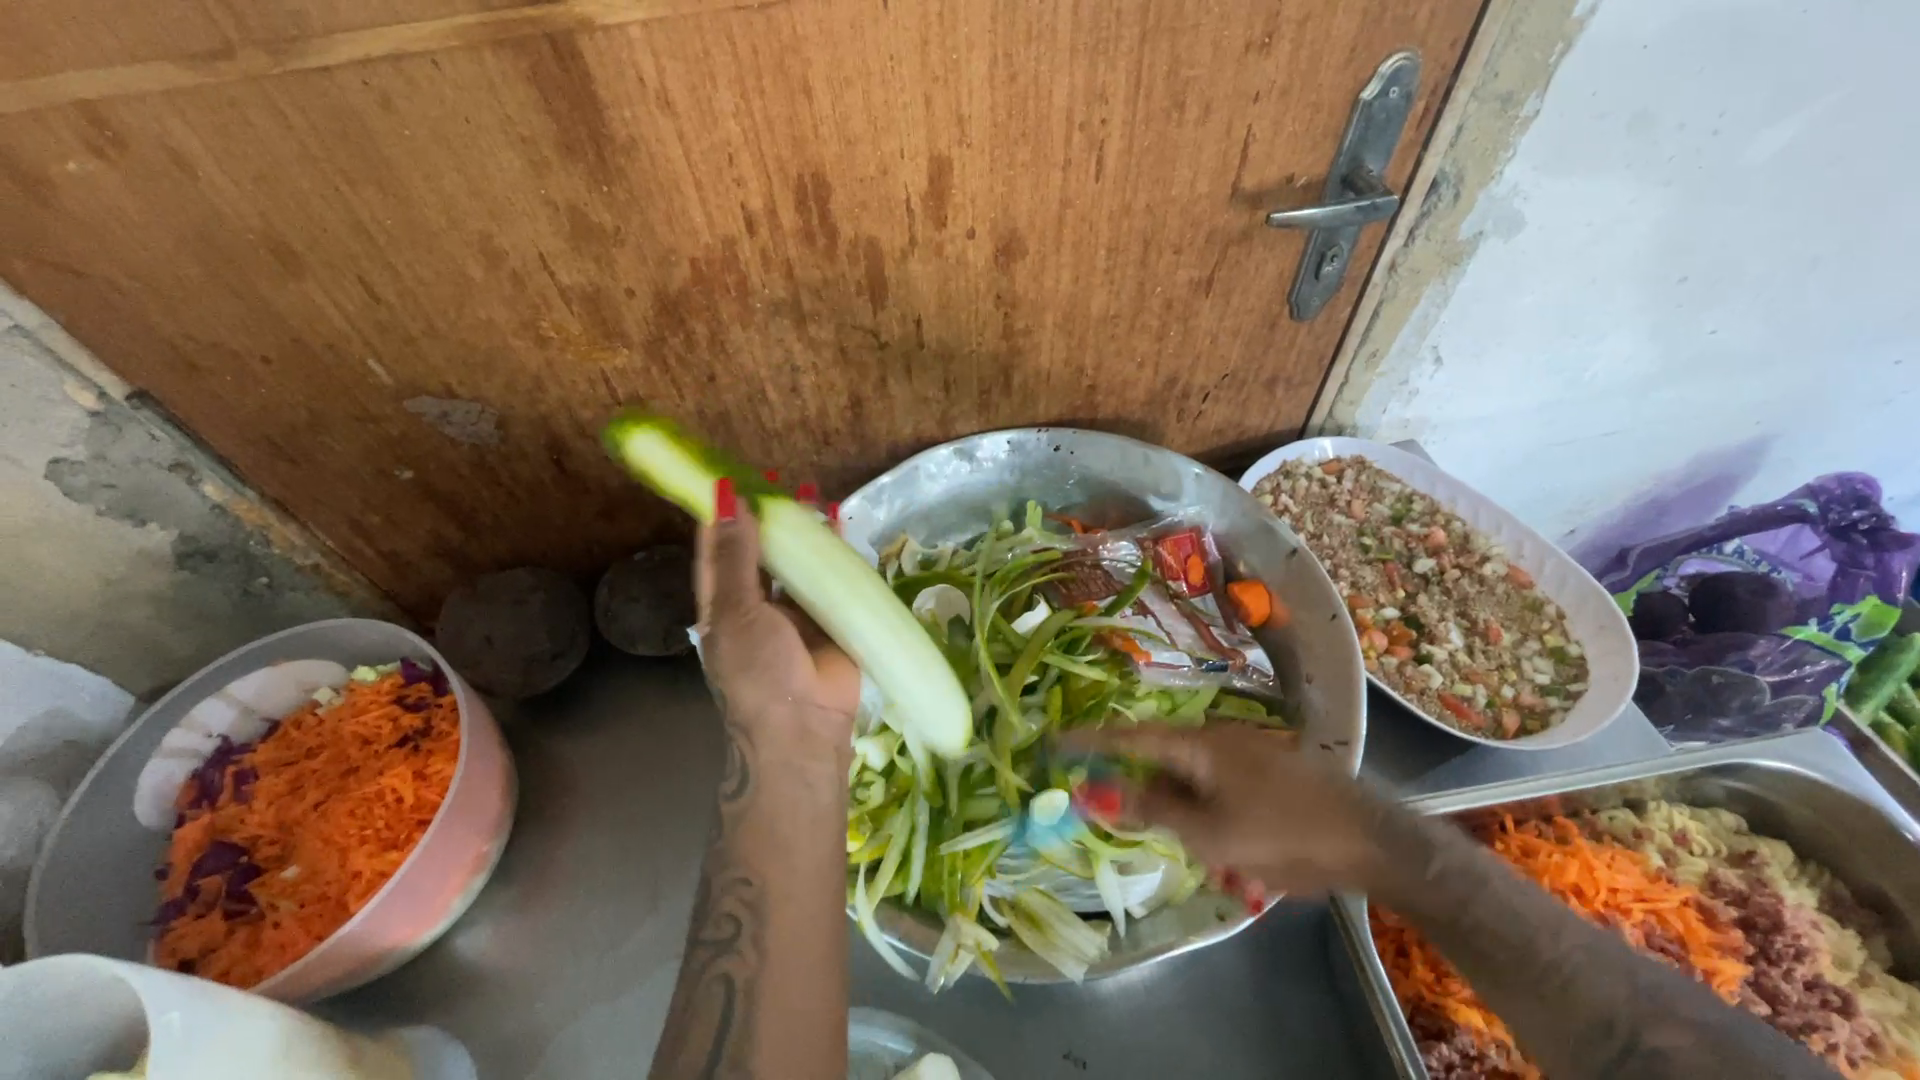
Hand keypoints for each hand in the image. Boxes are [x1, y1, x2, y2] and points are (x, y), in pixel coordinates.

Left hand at [696, 480, 860, 746]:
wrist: (803, 727)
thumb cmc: (757, 671)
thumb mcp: (737, 612)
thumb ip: (738, 557)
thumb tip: (728, 501)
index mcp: (724, 607)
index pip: (718, 552)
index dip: (721, 516)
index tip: (727, 480)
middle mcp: (758, 607)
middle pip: (761, 553)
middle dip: (767, 518)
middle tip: (777, 481)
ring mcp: (797, 614)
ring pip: (798, 563)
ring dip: (802, 531)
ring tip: (809, 493)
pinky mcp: (832, 620)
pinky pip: (833, 580)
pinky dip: (837, 553)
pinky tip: (840, 526)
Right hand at [1062, 723, 1395, 898]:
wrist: (1371, 840)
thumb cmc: (1284, 834)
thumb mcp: (1210, 833)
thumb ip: (1153, 810)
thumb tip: (1099, 792)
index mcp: (1198, 744)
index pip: (1129, 737)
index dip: (1089, 740)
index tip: (1054, 741)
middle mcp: (1217, 739)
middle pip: (1158, 758)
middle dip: (1136, 786)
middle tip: (1114, 810)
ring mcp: (1243, 755)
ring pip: (1188, 778)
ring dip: (1174, 807)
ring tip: (1180, 841)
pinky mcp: (1263, 774)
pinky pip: (1214, 788)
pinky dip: (1202, 811)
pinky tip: (1218, 846)